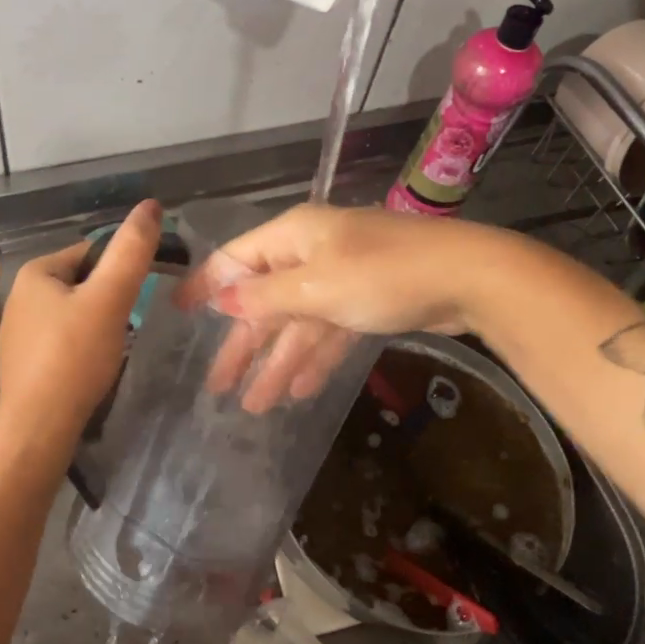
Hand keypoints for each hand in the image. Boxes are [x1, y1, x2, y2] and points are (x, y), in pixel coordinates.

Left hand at [0, 199, 160, 447]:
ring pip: (76, 313)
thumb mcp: (110, 299)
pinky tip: (94, 367)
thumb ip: (131, 252)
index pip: (92, 252)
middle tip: (129, 326)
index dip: (122, 270)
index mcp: (36, 272)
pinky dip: (84, 348)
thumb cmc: (73, 358)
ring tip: (114, 348)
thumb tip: (151, 205)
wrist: (38, 429)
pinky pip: (65, 341)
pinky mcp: (26, 362)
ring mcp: (20, 331)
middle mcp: (21, 295)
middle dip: (111, 300)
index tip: (141, 294)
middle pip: (84, 282)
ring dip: (100, 324)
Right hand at [176, 204, 496, 411]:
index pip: (235, 260)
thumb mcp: (315, 287)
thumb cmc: (383, 275)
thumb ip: (265, 297)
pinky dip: (314, 359)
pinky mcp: (369, 301)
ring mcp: (342, 278)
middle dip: (243, 345)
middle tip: (217, 388)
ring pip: (297, 323)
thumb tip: (222, 299)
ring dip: (278, 363)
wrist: (469, 278)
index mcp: (292, 236)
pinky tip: (300, 391)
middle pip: (265, 301)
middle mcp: (312, 253)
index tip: (175, 312)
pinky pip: (328, 332)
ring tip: (254, 406)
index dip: (205, 286)